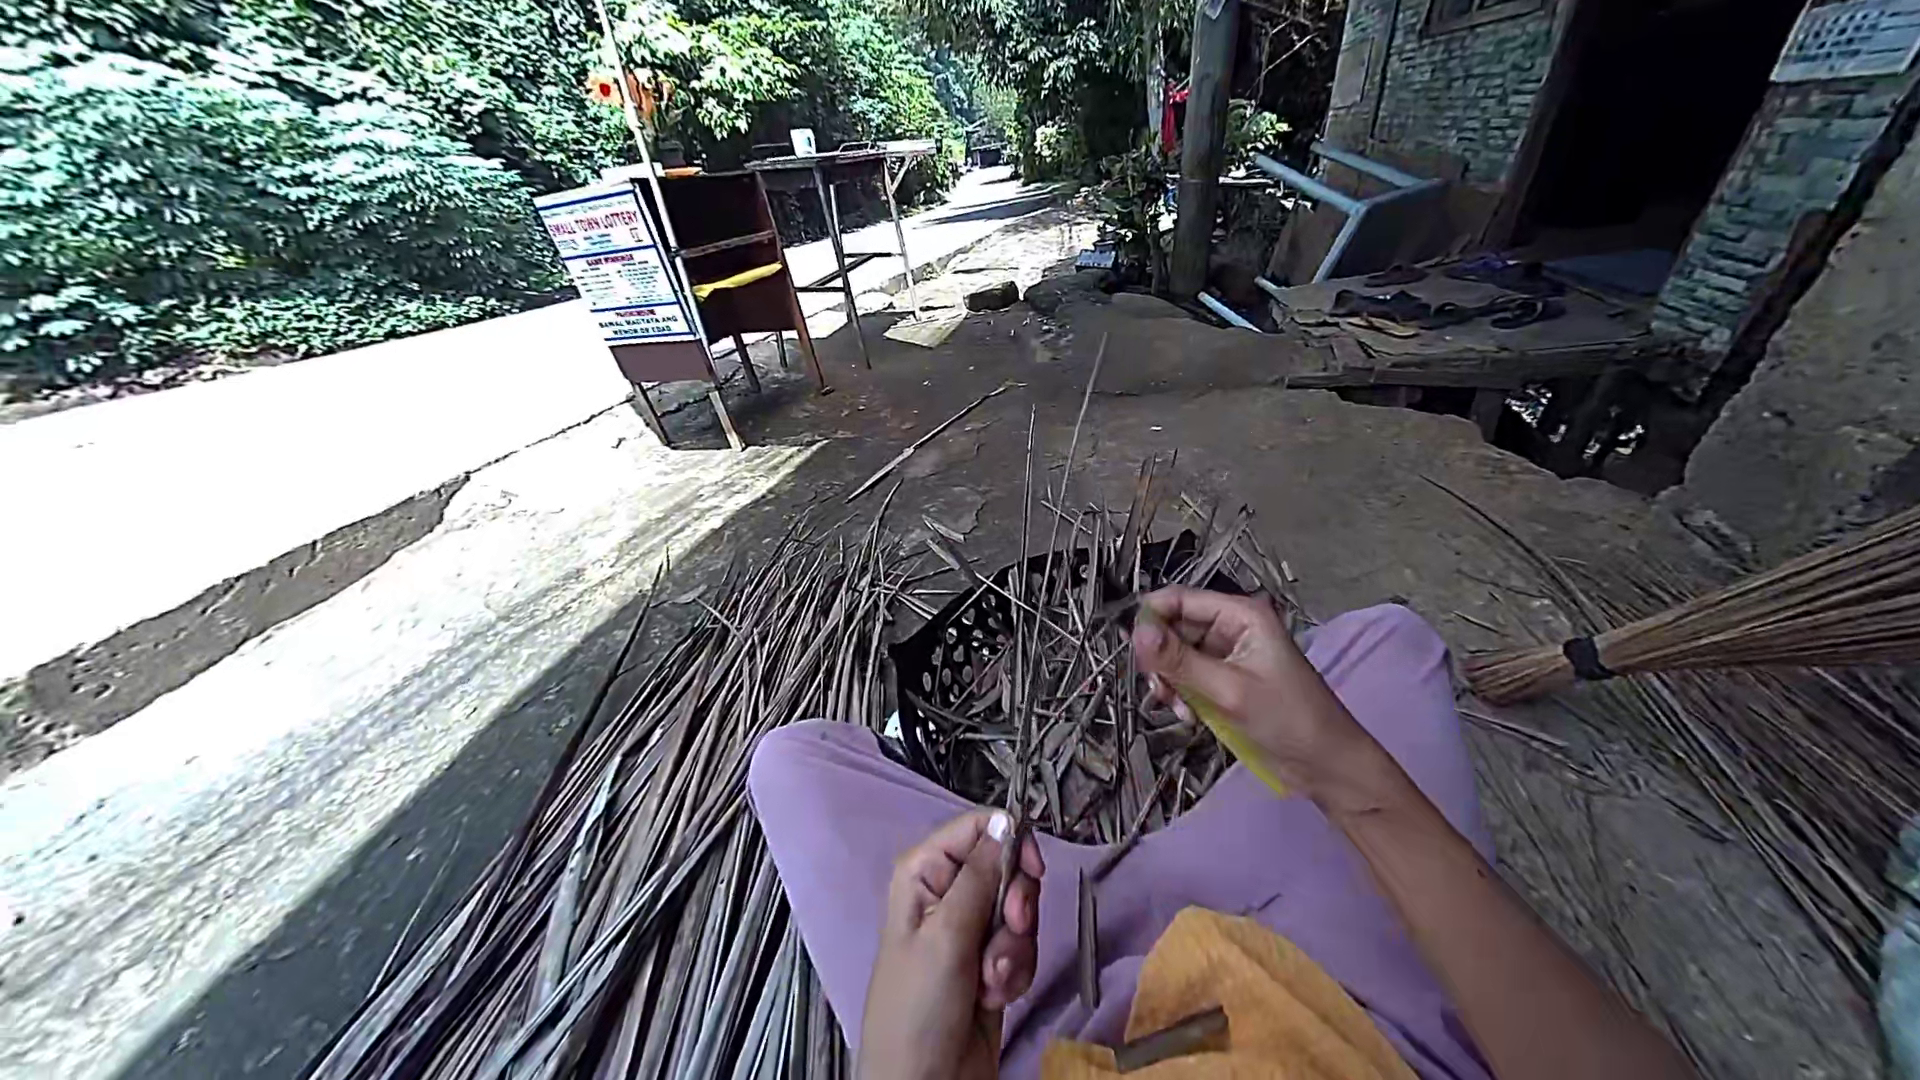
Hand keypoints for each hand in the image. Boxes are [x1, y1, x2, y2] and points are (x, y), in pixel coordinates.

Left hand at [858, 809, 1044, 1079]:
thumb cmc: (920, 1005)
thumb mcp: (947, 934)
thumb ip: (980, 875)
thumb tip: (1006, 819)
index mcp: (927, 869)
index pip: (979, 827)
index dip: (1012, 841)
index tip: (1034, 870)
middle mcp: (950, 889)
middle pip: (1007, 866)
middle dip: (1015, 905)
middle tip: (1009, 928)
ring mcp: (971, 925)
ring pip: (1019, 908)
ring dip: (1014, 946)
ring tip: (991, 979)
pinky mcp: (991, 957)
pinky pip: (1022, 944)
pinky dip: (1016, 969)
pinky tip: (994, 995)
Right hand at [1132, 586, 1389, 812]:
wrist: (1326, 768)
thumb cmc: (1287, 721)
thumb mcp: (1227, 689)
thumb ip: (1178, 660)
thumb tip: (1134, 632)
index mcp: (1239, 615)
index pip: (1179, 599)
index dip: (1150, 618)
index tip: (1132, 649)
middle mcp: (1230, 628)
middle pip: (1173, 627)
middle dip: (1159, 658)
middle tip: (1158, 688)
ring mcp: (1225, 655)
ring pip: (1174, 654)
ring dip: (1167, 680)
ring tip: (1174, 706)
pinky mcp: (1222, 680)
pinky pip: (1185, 676)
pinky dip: (1179, 693)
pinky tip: (1187, 715)